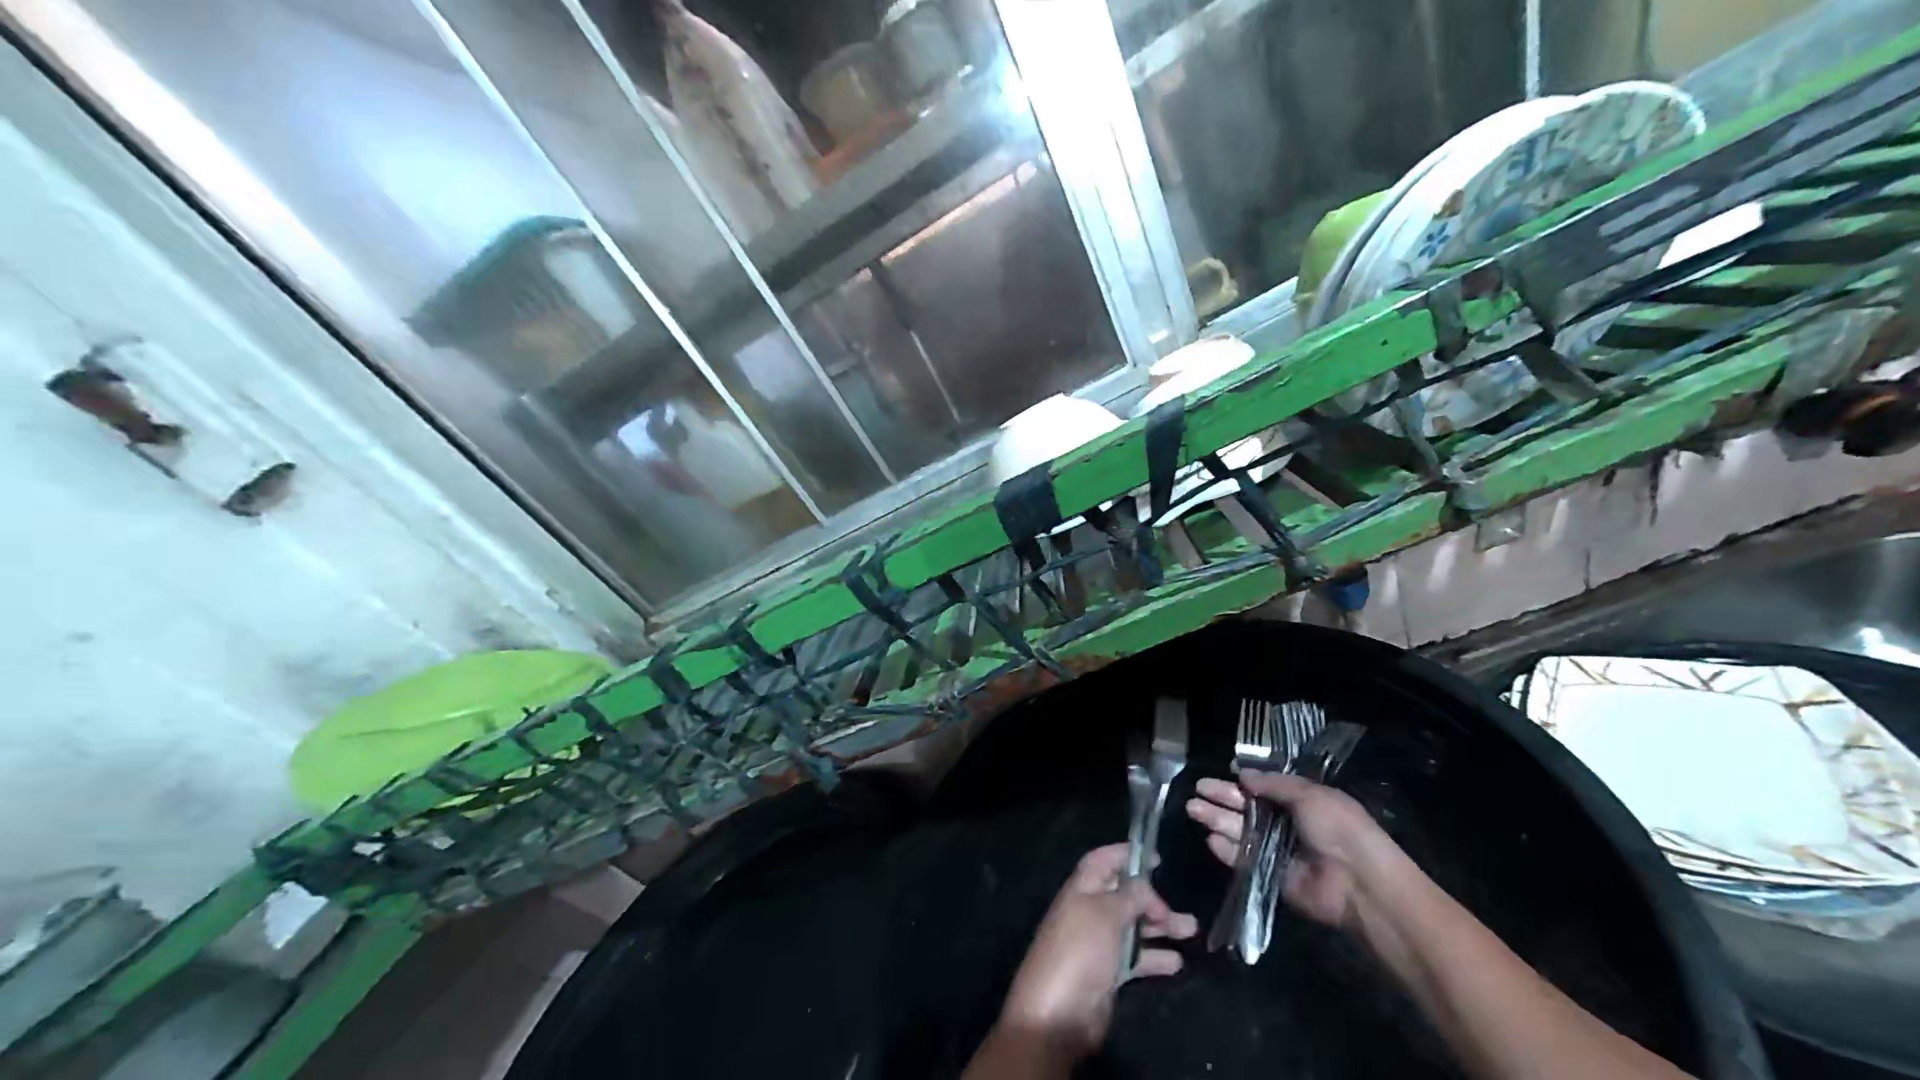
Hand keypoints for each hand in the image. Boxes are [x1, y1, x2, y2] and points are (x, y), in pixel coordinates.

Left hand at [998, 843, 1198, 1059]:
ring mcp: (1098, 944)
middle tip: (1173, 912)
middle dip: (1150, 898)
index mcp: (1080, 891)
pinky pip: (1135, 958)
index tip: (1155, 858)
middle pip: (1122, 895)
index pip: (1101, 861)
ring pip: (1133, 927)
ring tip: (1191, 930)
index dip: (1125, 855)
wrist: (1058, 1014)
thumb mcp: (1105, 913)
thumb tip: (1143, 886)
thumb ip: (1128, 896)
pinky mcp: (1107, 974)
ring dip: (1160, 926)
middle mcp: (1088, 913)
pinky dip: (1155, 957)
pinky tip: (1177, 962)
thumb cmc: (1080, 951)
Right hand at [1185, 772, 1391, 929]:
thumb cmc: (1340, 829)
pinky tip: (1209, 839)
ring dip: (1216, 820)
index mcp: (1301, 802)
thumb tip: (1243, 775)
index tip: (1219, 774)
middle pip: (1246, 809)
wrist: (1360, 884)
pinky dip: (1226, 851)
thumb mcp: (1311, 795)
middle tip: (1196, 789)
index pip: (1263, 789)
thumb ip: (1274, 784)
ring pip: (1240, 832)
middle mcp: (1286, 825)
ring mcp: (1277, 851)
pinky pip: (1244, 861)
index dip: (1241, 782)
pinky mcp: (1270, 877)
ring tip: (1193, 809)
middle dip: (1222, 798)